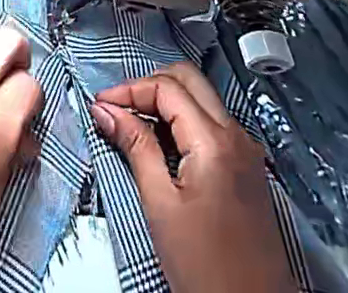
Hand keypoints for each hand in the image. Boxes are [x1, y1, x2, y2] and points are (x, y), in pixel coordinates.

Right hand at [90, 62, 292, 292]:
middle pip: (188, 79)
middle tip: (118, 107)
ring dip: (164, 100)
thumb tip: (107, 111)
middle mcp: (236, 137)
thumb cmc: (208, 268)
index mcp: (215, 143)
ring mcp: (245, 151)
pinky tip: (159, 144)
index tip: (102, 105)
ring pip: (200, 97)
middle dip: (148, 85)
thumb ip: (135, 146)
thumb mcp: (160, 203)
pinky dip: (181, 119)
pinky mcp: (246, 167)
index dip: (128, 90)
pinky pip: (210, 122)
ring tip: (132, 125)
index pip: (166, 87)